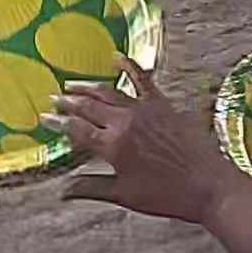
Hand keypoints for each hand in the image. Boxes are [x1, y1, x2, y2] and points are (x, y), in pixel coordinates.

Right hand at [43, 58, 251, 224]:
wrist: (208, 185)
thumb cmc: (166, 195)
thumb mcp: (124, 195)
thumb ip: (91, 187)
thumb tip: (63, 190)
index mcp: (112, 145)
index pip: (75, 129)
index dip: (57, 122)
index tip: (44, 117)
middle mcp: (123, 122)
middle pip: (87, 106)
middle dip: (67, 102)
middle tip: (53, 98)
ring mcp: (143, 109)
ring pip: (107, 92)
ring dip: (87, 87)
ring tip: (71, 84)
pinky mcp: (161, 103)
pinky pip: (142, 79)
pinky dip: (129, 66)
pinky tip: (116, 57)